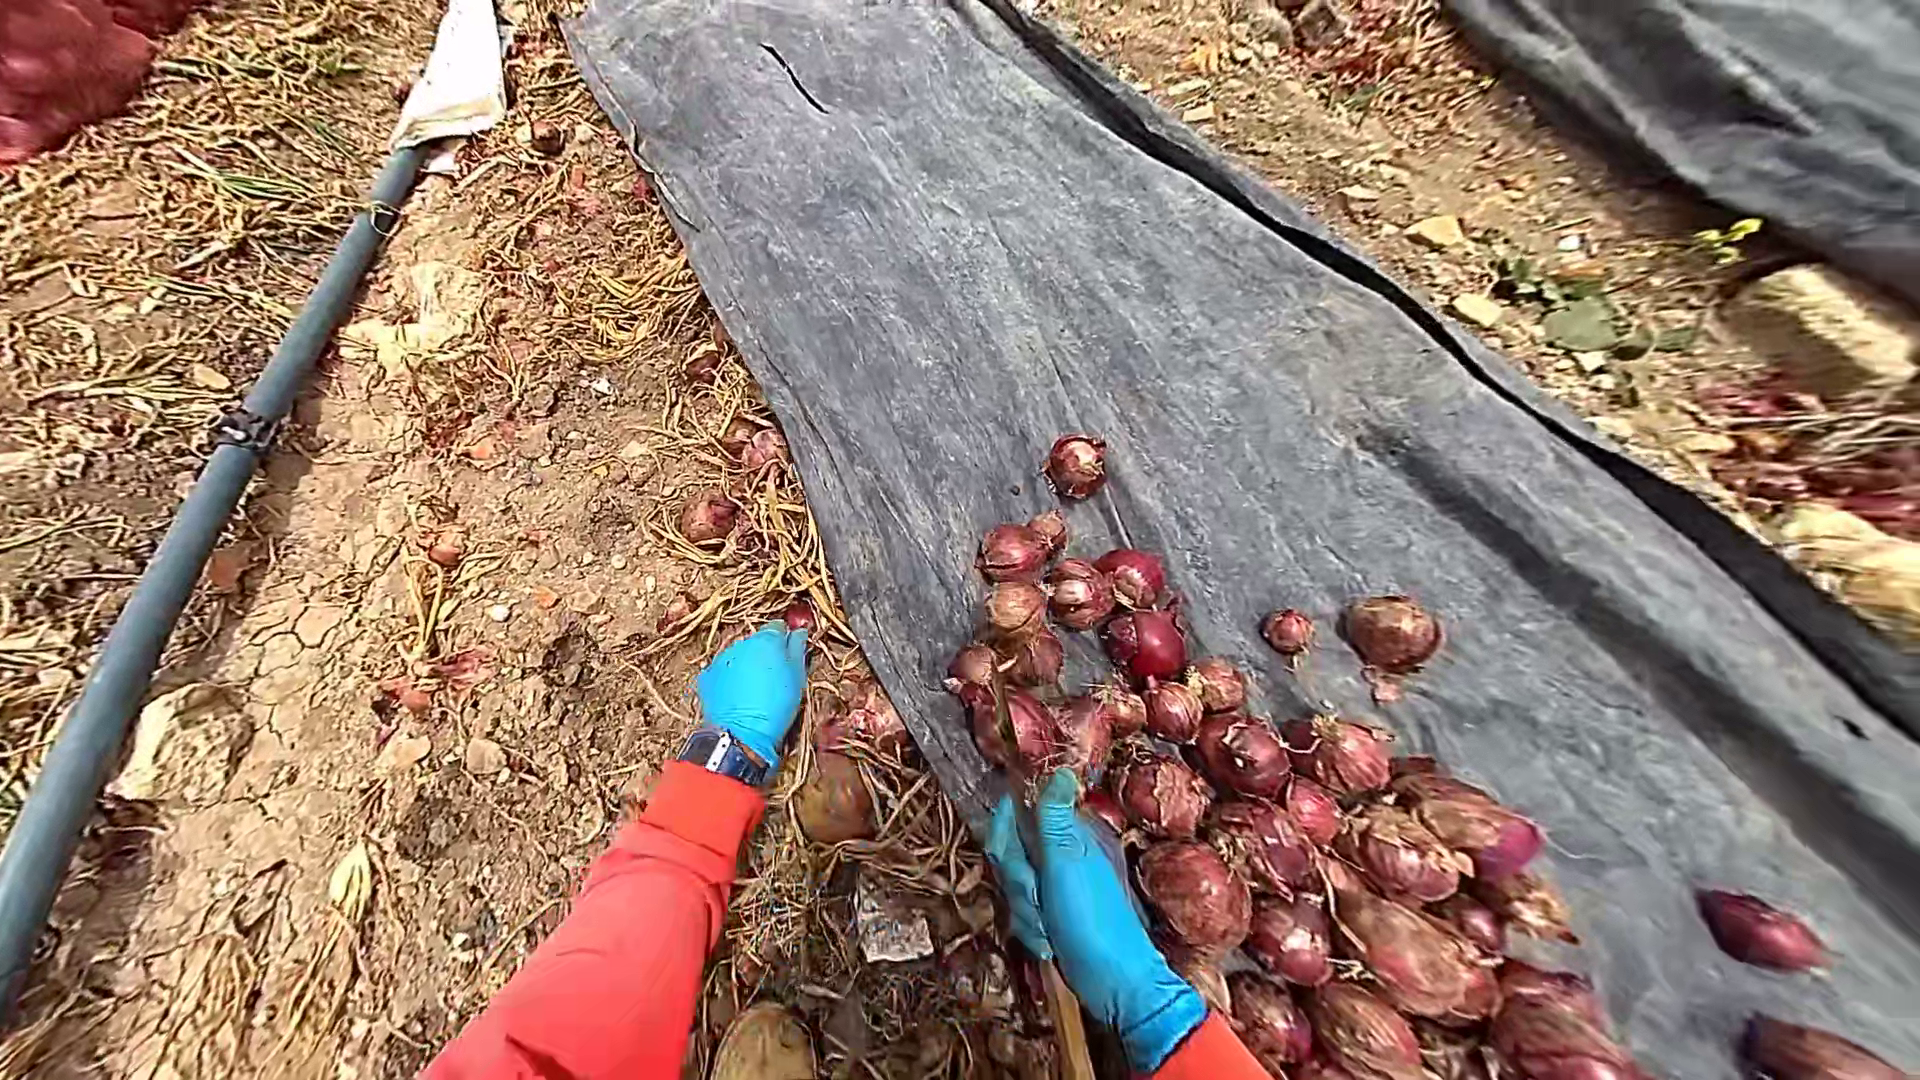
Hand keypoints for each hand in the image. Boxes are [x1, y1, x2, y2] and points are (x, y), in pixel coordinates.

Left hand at [694, 623, 808, 769]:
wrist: (741, 735)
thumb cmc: (776, 705)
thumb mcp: (797, 676)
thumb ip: (798, 648)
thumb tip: (799, 632)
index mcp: (767, 639)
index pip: (778, 626)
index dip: (785, 640)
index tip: (789, 654)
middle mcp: (742, 643)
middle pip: (758, 640)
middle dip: (765, 653)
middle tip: (775, 676)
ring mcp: (722, 659)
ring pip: (740, 654)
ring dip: (748, 664)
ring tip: (756, 689)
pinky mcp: (707, 676)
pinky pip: (724, 670)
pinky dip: (731, 677)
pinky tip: (738, 695)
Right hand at [983, 771, 1205, 1072]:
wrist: (1116, 986)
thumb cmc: (1094, 920)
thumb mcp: (1069, 862)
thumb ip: (1054, 816)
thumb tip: (1062, 768)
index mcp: (1070, 832)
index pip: (1016, 813)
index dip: (1008, 836)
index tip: (1023, 863)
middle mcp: (1061, 851)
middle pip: (1010, 850)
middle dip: (1021, 882)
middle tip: (1043, 899)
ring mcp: (1055, 883)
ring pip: (1012, 883)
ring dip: (1026, 910)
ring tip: (1049, 926)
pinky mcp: (1049, 912)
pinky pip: (1019, 910)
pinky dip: (1031, 928)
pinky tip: (1049, 941)